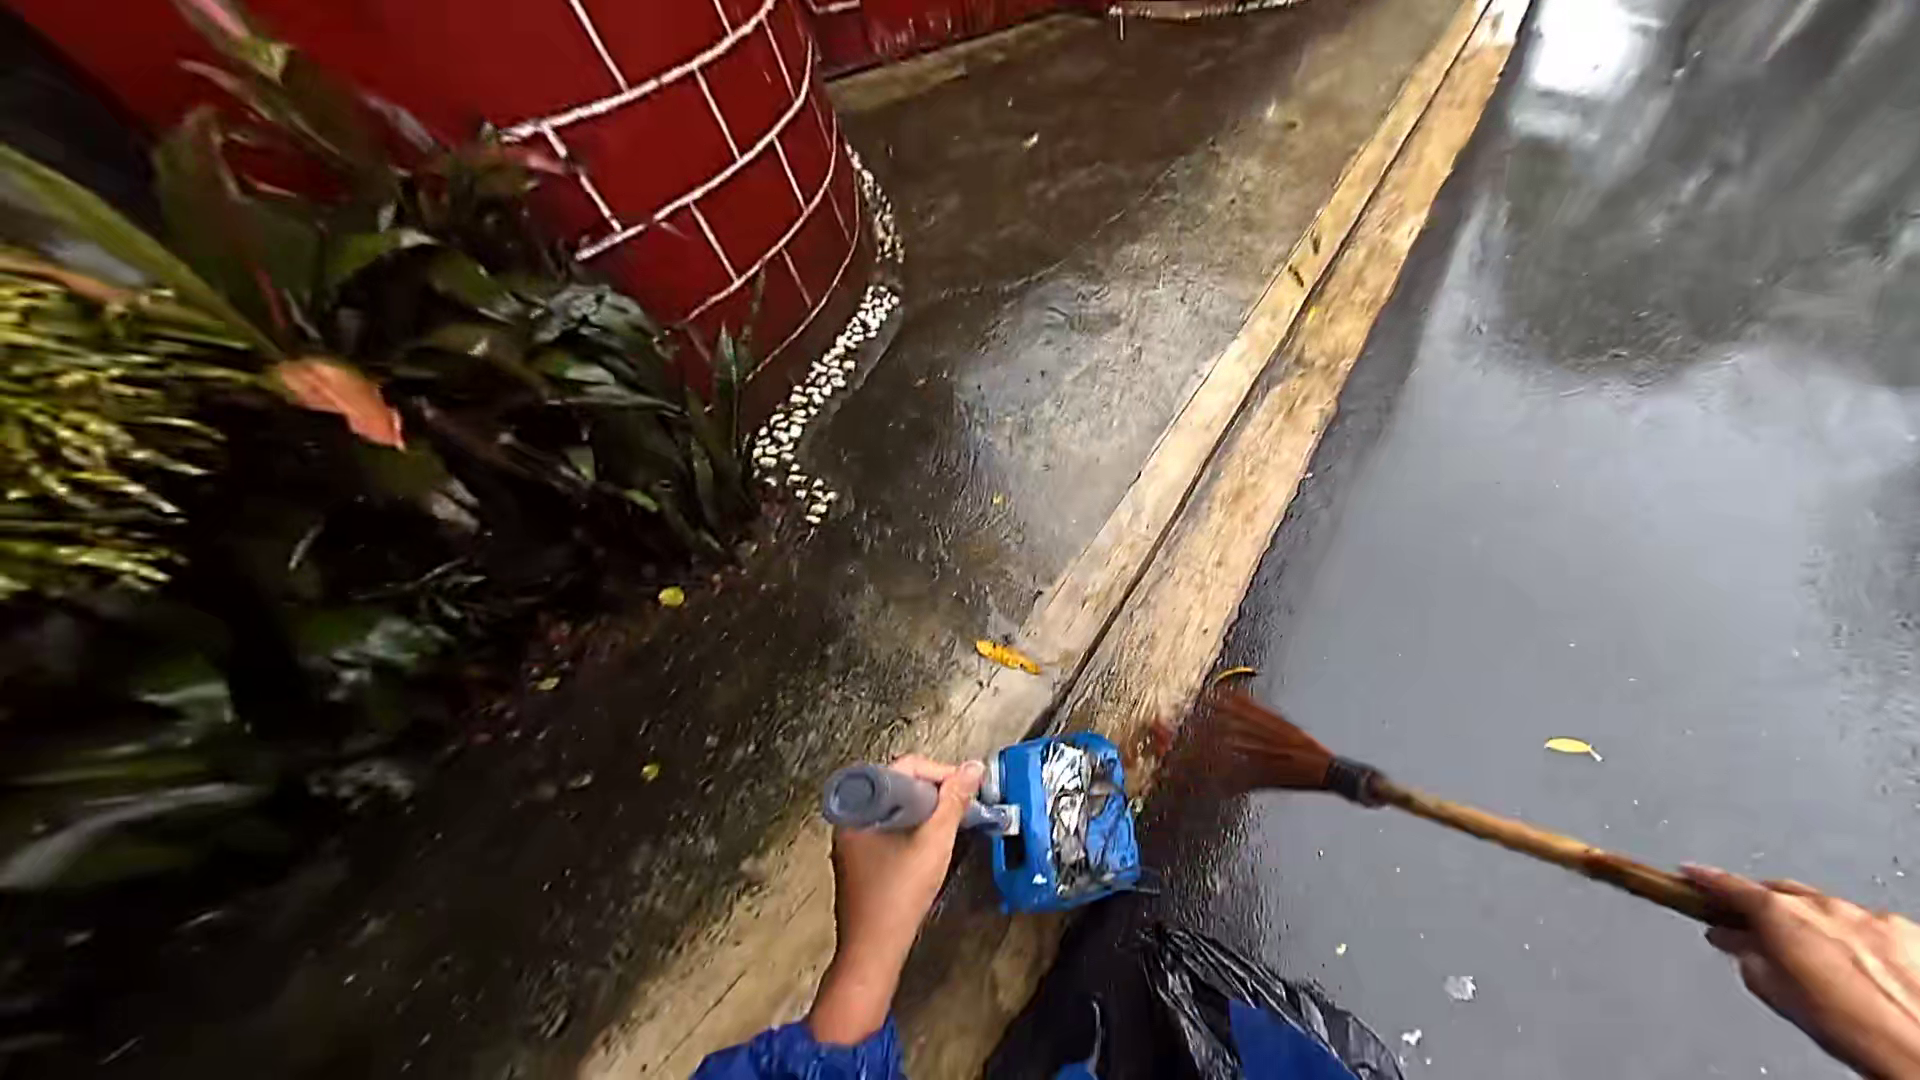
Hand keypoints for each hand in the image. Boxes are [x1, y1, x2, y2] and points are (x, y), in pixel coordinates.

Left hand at [807, 754, 985, 1044]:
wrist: (874, 951)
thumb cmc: (899, 896)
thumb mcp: (935, 841)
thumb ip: (954, 800)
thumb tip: (973, 768)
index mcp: (860, 805)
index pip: (903, 768)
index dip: (938, 772)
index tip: (964, 787)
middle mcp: (850, 816)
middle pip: (898, 784)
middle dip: (933, 790)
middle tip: (960, 802)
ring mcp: (852, 838)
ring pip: (895, 806)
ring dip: (924, 808)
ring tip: (950, 820)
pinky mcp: (859, 857)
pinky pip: (888, 825)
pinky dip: (912, 825)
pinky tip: (930, 840)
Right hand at [1685, 864, 1919, 1079]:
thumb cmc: (1858, 1031)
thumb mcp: (1773, 990)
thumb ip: (1743, 953)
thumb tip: (1732, 940)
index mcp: (1778, 911)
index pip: (1724, 883)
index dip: (1701, 879)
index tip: (1690, 875)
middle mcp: (1823, 907)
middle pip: (1779, 892)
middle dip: (1765, 907)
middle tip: (1757, 929)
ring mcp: (1874, 920)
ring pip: (1828, 909)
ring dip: (1814, 925)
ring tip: (1821, 959)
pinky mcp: (1915, 937)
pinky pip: (1872, 927)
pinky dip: (1859, 940)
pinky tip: (1865, 967)